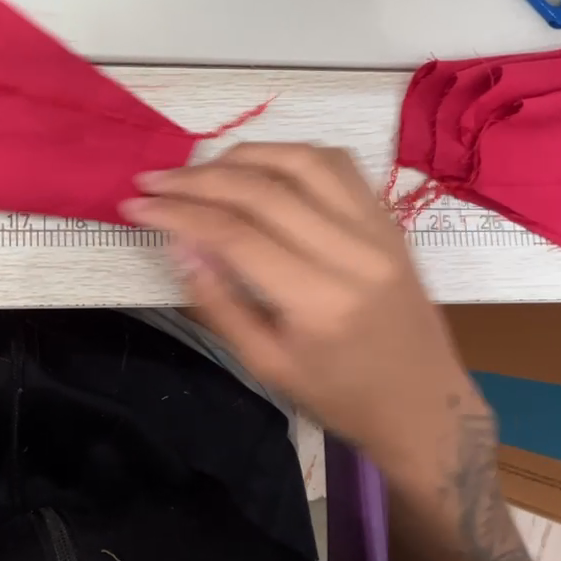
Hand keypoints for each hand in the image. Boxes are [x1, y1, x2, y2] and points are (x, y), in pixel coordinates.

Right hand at [120, 143, 483, 485]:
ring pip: (302, 161)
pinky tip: (258, 165)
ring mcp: (379, 230)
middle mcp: (354, 253)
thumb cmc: (339, 397)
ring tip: (200, 168)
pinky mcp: (390, 220)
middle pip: (263, 189)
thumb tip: (177, 242)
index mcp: (320, 301)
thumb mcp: (264, 365)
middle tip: (153, 181)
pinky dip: (289, 153)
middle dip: (196, 179)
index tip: (135, 205)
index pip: (234, 234)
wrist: (425, 407)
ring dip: (242, 155)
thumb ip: (217, 301)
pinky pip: (338, 164)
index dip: (177, 213)